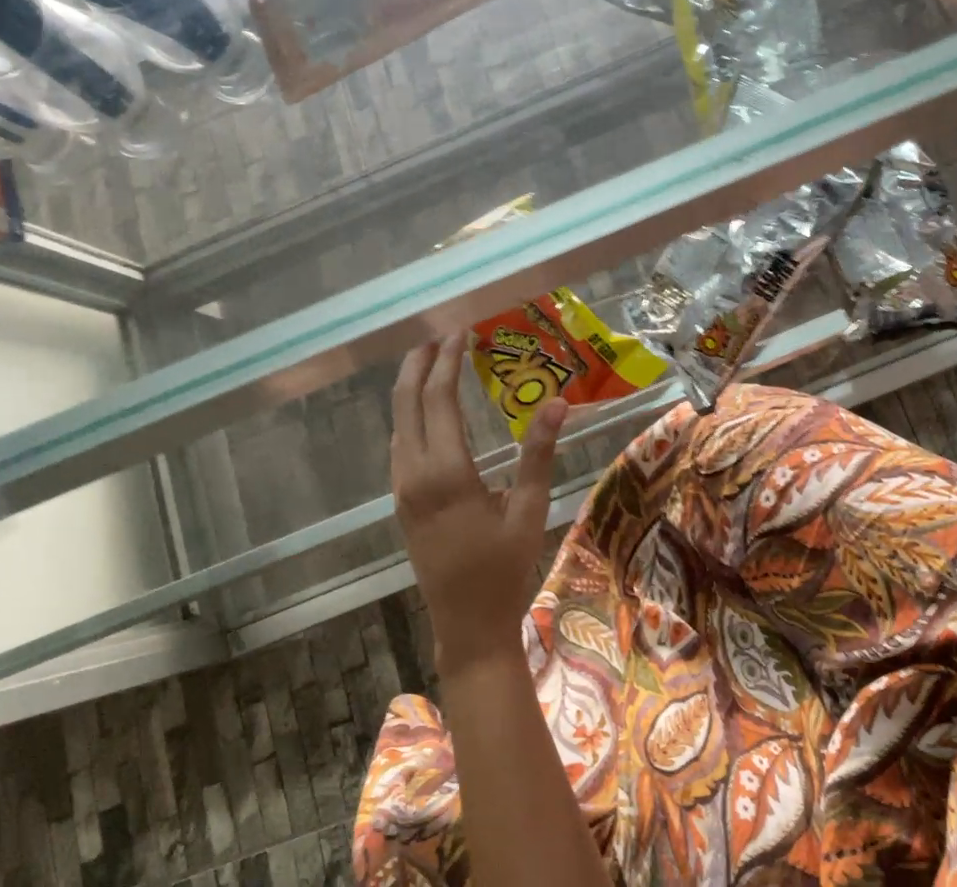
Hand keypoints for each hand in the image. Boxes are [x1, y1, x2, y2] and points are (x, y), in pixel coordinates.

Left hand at [391, 333, 567, 674]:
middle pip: (406, 403)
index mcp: (447, 472)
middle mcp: (414, 474)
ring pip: (397, 423)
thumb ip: (540, 454)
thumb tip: (558, 402)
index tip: (460, 331)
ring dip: (411, 388)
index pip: (439, 399)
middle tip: (439, 334)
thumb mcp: (530, 510)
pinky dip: (410, 416)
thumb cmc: (504, 568)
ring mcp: (402, 489)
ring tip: (434, 362)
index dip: (448, 361)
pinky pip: (399, 445)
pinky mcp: (402, 502)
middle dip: (418, 363)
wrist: (466, 624)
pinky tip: (428, 411)